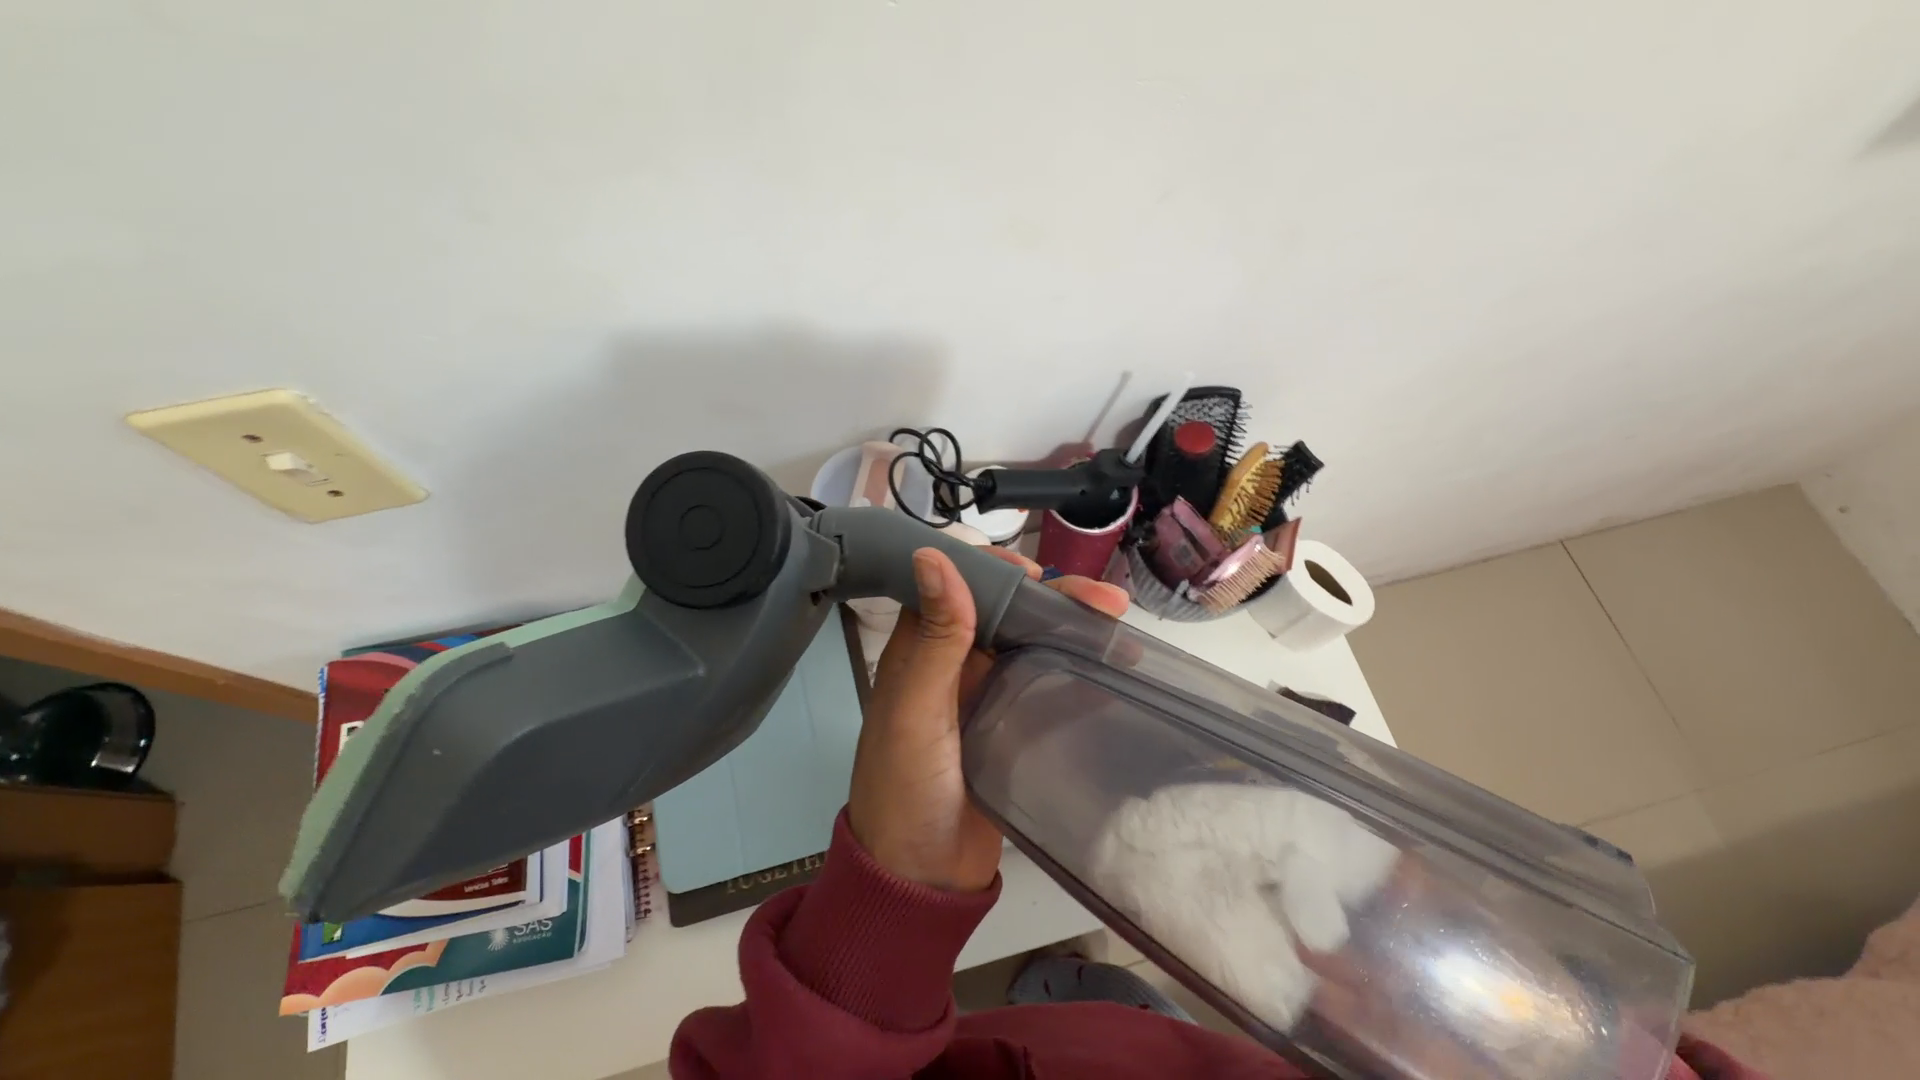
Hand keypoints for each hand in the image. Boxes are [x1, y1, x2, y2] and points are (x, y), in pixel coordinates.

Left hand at [847, 546, 1130, 891]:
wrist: (921, 877)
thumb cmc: (905, 789)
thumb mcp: (915, 711)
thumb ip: (931, 639)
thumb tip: (932, 557)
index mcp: (920, 650)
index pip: (958, 585)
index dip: (997, 569)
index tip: (1038, 572)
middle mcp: (952, 664)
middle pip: (1004, 610)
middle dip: (1051, 597)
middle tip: (1105, 602)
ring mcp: (984, 696)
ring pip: (1029, 642)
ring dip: (1069, 628)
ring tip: (1117, 625)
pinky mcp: (1011, 727)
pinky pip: (1046, 685)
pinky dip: (1075, 670)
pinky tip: (1110, 667)